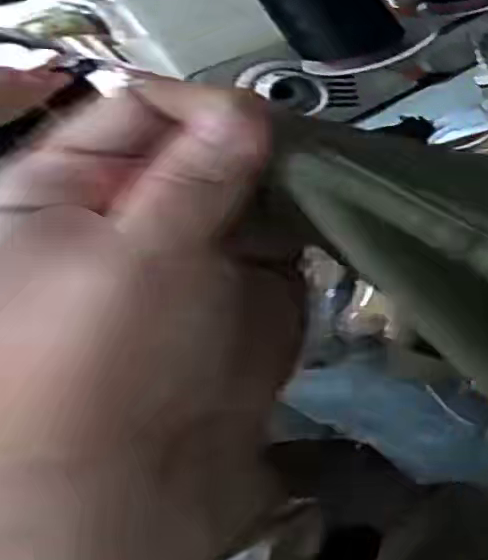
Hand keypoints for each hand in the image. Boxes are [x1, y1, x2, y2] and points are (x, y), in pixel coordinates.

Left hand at [0, 80, 301, 559]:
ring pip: (263, 174)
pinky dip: (323, 206)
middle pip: (211, 138)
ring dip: (302, 172)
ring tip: (341, 177)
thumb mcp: (139, 256)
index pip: (137, 109)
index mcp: (67, 188)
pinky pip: (295, 215)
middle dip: (265, 138)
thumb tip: (249, 105)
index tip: (264, 124)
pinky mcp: (260, 261)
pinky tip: (348, 204)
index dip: (200, 105)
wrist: (147, 453)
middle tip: (317, 152)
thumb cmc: (101, 352)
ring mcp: (204, 232)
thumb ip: (197, 177)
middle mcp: (138, 200)